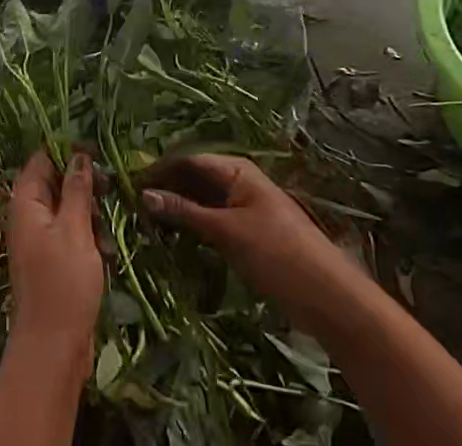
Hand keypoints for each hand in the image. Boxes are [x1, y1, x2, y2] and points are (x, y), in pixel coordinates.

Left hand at [5, 151, 103, 342]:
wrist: (53, 342)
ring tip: (105, 238)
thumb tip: (78, 156)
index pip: (42, 159)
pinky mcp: (49, 256)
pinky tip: (104, 255)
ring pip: (66, 209)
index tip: (99, 156)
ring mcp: (37, 235)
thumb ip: (76, 190)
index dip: (68, 153)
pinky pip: (69, 234)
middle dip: (83, 188)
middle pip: (55, 182)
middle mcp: (26, 212)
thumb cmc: (63, 282)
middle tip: (108, 196)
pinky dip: (87, 239)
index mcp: (24, 199)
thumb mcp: (75, 230)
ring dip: (89, 217)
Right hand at [139, 154, 358, 333]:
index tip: (127, 183)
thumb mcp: (225, 231)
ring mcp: (242, 208)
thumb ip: (183, 210)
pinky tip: (171, 234)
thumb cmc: (279, 255)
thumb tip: (143, 194)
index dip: (156, 170)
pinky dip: (189, 223)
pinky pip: (208, 219)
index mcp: (236, 171)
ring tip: (145, 220)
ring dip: (174, 207)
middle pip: (190, 178)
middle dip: (163, 188)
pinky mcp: (245, 232)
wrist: (334, 301)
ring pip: (198, 199)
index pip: (185, 159)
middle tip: (132, 204)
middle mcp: (238, 183)